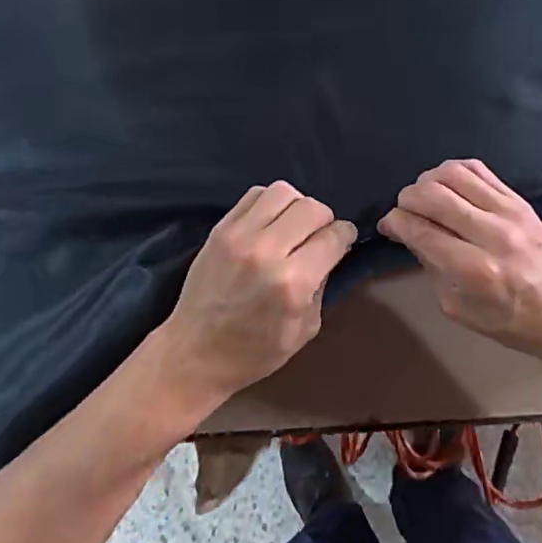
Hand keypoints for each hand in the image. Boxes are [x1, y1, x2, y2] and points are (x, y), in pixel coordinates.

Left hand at [156, 181, 357, 401]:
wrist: (196, 350)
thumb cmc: (254, 350)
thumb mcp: (305, 329)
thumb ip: (321, 285)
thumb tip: (330, 252)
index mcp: (293, 283)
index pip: (333, 237)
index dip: (345, 235)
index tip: (343, 240)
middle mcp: (267, 252)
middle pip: (312, 208)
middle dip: (324, 219)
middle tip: (318, 235)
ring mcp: (239, 236)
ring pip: (283, 192)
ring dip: (296, 205)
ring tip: (292, 225)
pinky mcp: (220, 228)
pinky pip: (254, 194)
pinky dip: (269, 202)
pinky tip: (269, 222)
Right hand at [378, 160, 541, 364]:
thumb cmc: (512, 321)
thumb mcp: (459, 308)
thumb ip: (430, 266)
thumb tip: (407, 232)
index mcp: (477, 270)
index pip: (420, 230)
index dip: (394, 222)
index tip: (387, 225)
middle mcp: (493, 234)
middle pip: (432, 195)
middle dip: (405, 200)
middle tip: (403, 212)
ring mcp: (510, 212)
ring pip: (451, 174)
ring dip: (426, 182)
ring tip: (424, 198)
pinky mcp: (520, 199)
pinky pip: (476, 168)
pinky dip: (451, 172)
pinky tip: (447, 187)